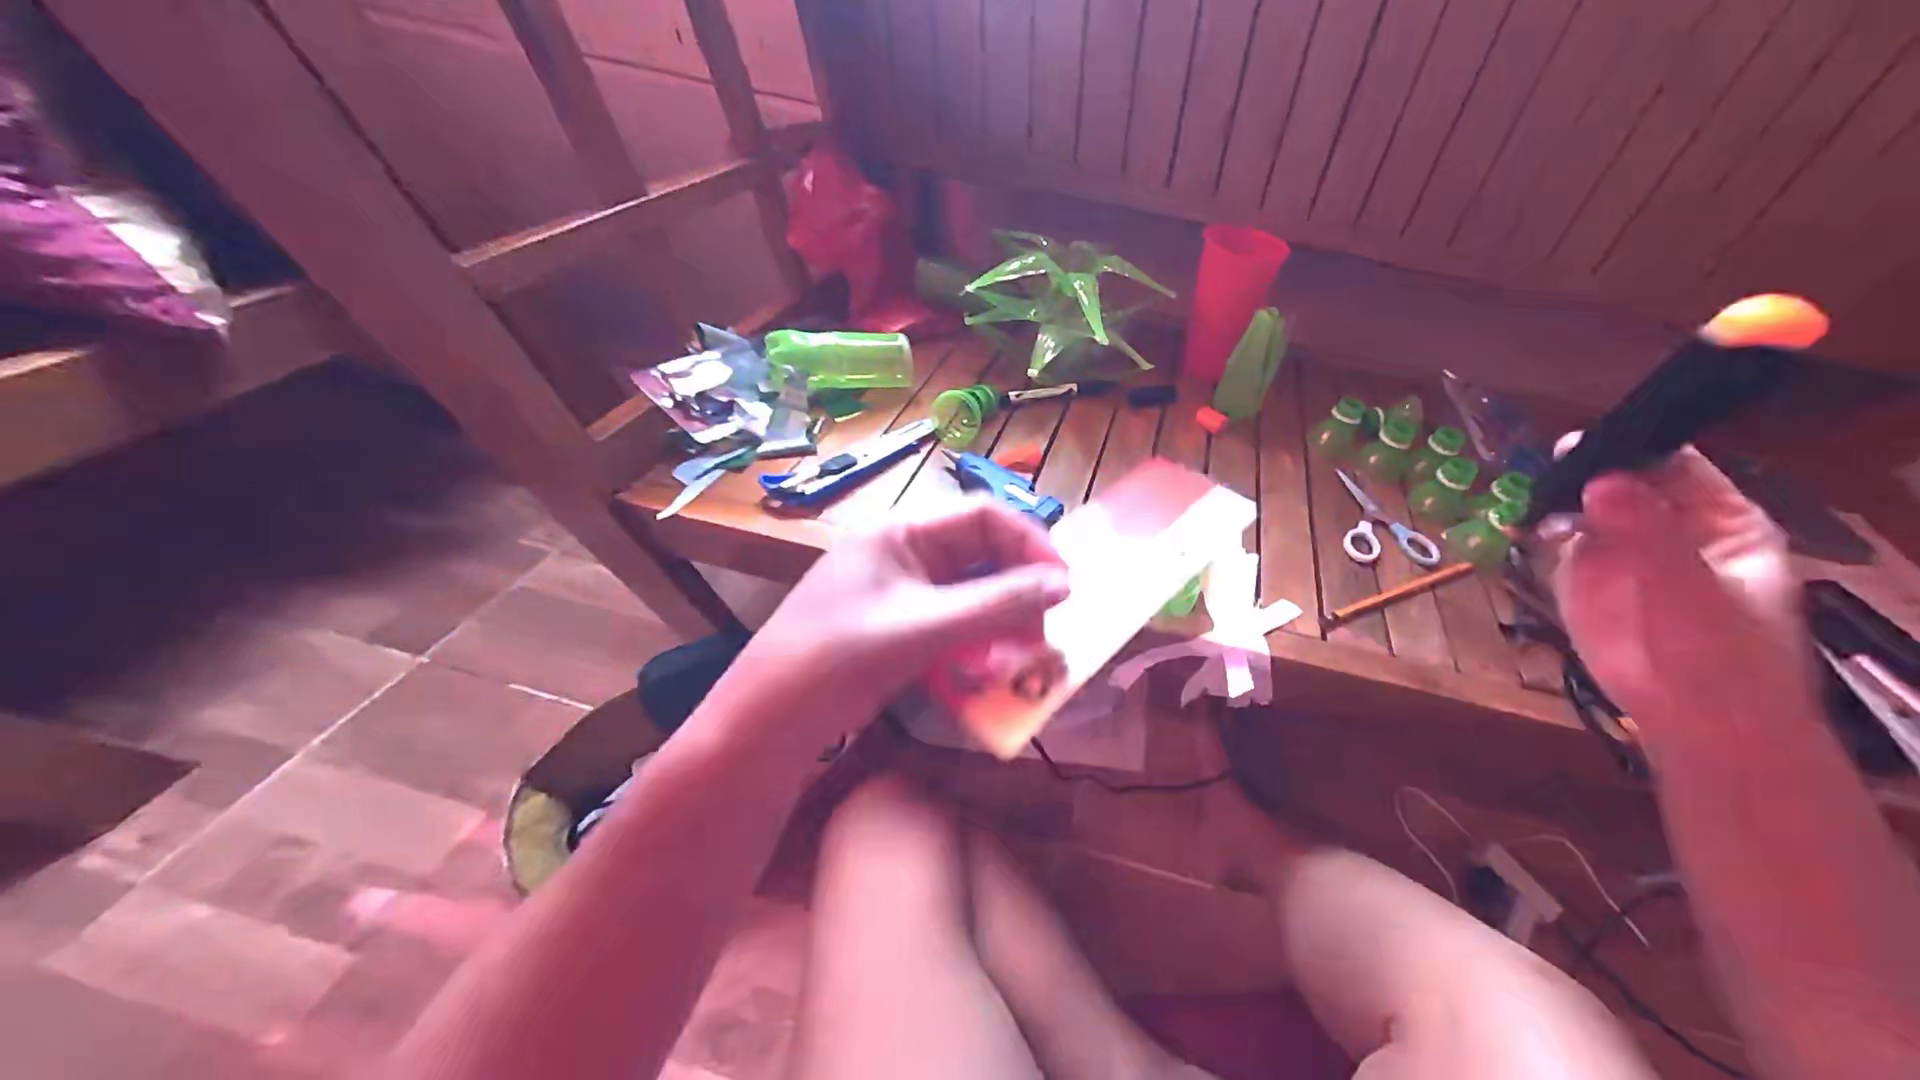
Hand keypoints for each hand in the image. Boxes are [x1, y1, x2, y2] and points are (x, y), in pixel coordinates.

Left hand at [728, 498, 1070, 744]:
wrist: (770, 718)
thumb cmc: (839, 657)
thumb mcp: (923, 628)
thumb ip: (996, 604)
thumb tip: (1064, 583)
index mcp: (901, 533)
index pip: (983, 516)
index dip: (1030, 542)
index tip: (1063, 583)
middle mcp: (903, 555)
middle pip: (980, 558)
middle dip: (1016, 594)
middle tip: (1040, 634)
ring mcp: (900, 595)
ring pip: (970, 597)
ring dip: (998, 626)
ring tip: (1014, 661)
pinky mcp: (898, 631)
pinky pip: (952, 627)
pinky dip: (975, 647)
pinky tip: (983, 675)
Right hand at [1551, 444, 1811, 735]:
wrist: (1692, 715)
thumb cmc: (1712, 650)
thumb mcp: (1686, 584)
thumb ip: (1644, 529)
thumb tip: (1599, 479)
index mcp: (1719, 519)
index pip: (1675, 464)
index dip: (1633, 447)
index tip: (1585, 439)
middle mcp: (1668, 526)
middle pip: (1620, 481)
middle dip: (1583, 469)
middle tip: (1548, 460)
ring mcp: (1622, 550)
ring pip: (1582, 507)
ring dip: (1554, 496)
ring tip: (1529, 491)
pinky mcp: (1582, 575)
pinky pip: (1556, 539)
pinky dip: (1535, 528)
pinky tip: (1519, 523)